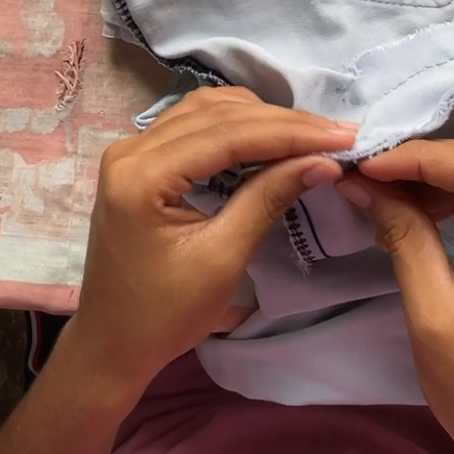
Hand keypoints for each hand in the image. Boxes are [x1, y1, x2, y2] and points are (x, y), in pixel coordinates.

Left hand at [61, 87, 352, 396]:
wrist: (112, 342)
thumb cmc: (165, 314)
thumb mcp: (223, 259)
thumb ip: (268, 199)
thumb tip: (322, 161)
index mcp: (142, 175)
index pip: (225, 134)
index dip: (288, 131)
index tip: (341, 135)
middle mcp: (129, 149)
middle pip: (214, 114)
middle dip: (279, 121)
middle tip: (335, 133)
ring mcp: (129, 150)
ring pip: (202, 111)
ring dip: (257, 117)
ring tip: (308, 133)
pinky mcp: (137, 160)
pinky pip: (190, 125)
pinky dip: (232, 125)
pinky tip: (266, 136)